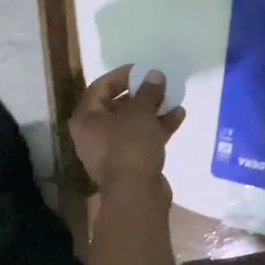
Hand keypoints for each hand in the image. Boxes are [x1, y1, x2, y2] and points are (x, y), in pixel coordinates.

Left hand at [70, 65, 184, 190]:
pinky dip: (157, 129)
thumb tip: (155, 75)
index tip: (141, 69)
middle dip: (140, 95)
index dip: (121, 76)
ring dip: (152, 111)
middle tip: (158, 84)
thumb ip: (148, 91)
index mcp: (86, 119)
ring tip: (173, 99)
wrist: (136, 195)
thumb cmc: (130, 147)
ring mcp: (111, 151)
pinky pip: (142, 140)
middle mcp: (94, 134)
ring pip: (132, 124)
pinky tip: (178, 117)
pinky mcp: (129, 164)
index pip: (99, 87)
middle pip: (116, 107)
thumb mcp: (140, 114)